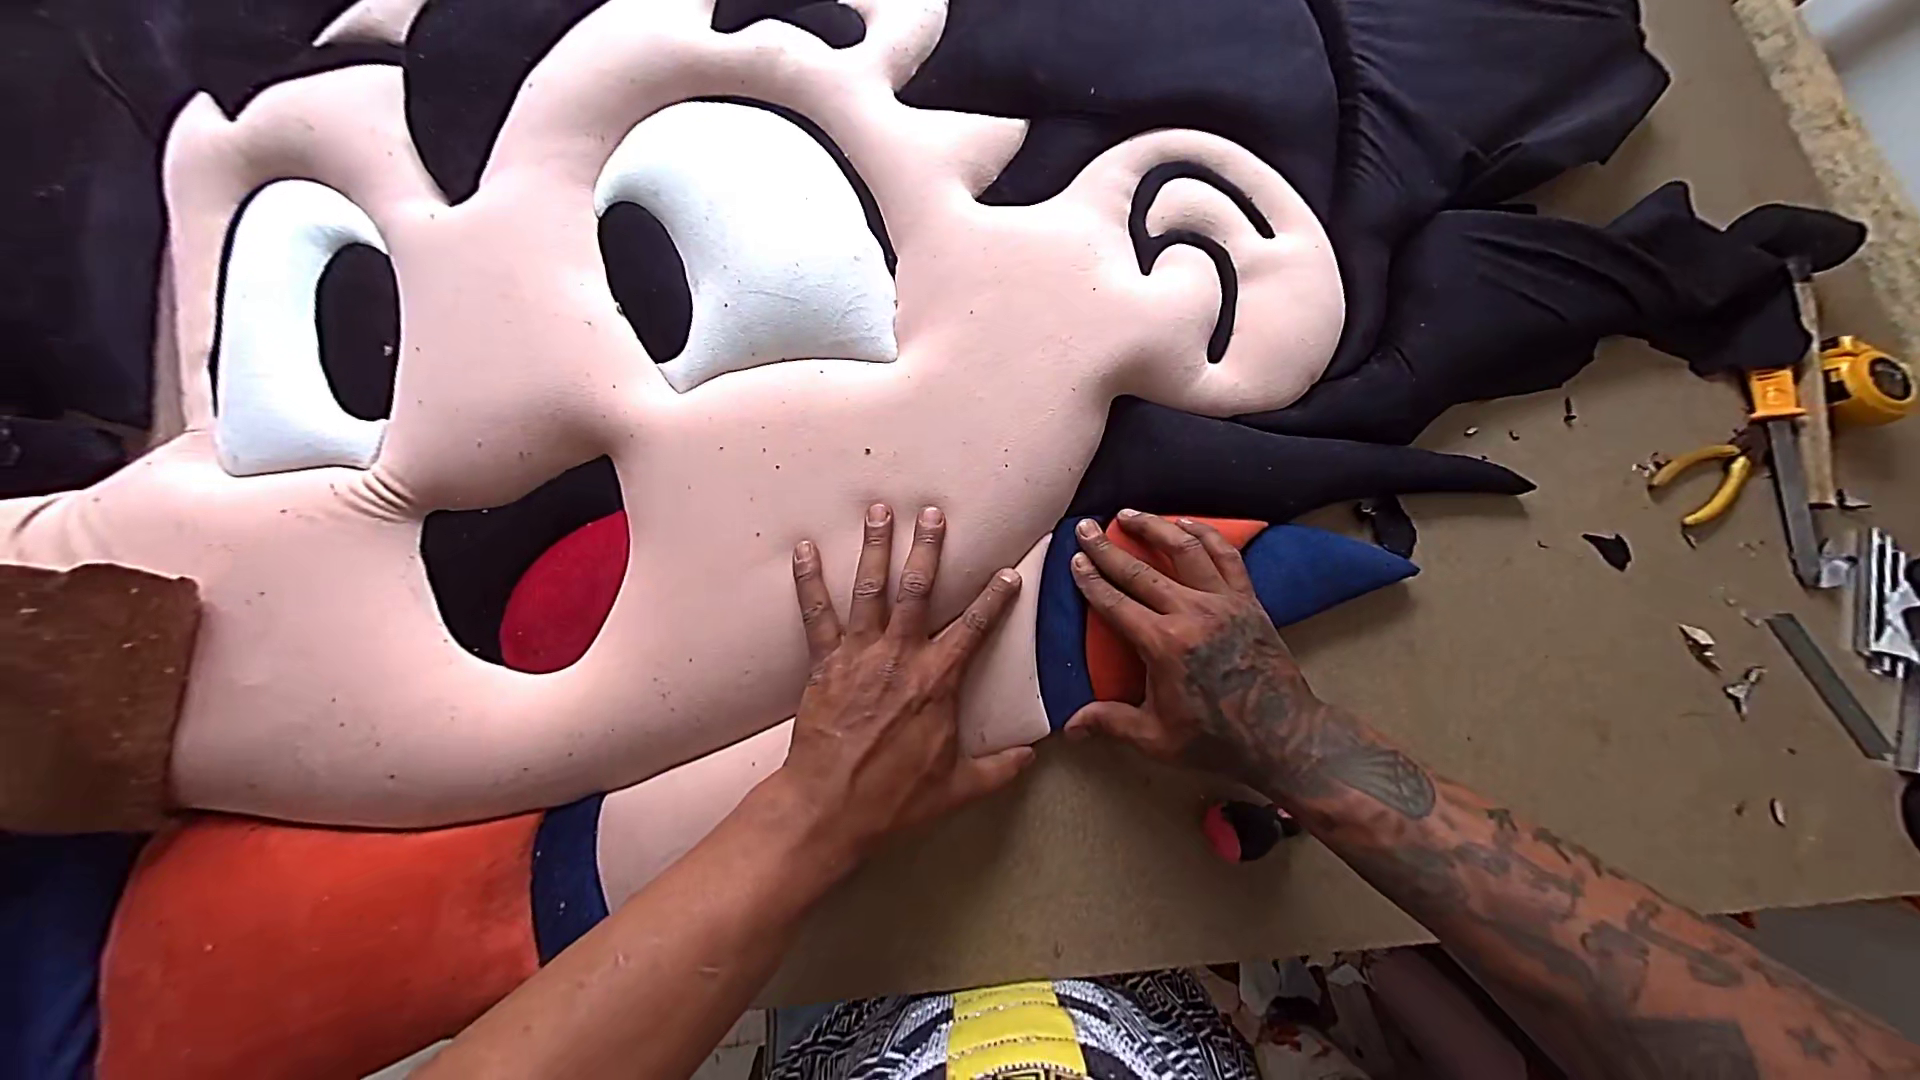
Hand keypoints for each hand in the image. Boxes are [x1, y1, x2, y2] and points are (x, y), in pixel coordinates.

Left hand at [780, 504, 1033, 860]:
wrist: (829, 808)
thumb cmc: (893, 799)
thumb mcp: (957, 788)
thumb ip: (999, 770)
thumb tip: (1033, 758)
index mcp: (938, 680)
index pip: (975, 628)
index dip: (995, 598)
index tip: (1008, 571)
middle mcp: (901, 656)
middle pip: (918, 590)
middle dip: (928, 548)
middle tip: (932, 513)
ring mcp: (860, 654)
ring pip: (871, 589)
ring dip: (876, 547)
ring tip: (879, 510)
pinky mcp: (826, 662)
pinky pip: (816, 614)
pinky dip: (809, 580)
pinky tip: (804, 549)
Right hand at [1064, 510, 1327, 786]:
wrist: (1285, 737)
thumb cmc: (1217, 739)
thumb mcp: (1156, 738)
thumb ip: (1110, 723)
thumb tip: (1069, 727)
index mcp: (1163, 644)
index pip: (1114, 602)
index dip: (1090, 580)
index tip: (1075, 560)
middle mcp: (1191, 613)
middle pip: (1139, 571)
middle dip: (1107, 548)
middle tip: (1086, 528)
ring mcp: (1223, 602)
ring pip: (1183, 550)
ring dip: (1153, 527)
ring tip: (1129, 514)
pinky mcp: (1247, 600)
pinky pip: (1225, 556)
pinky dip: (1204, 535)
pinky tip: (1185, 524)